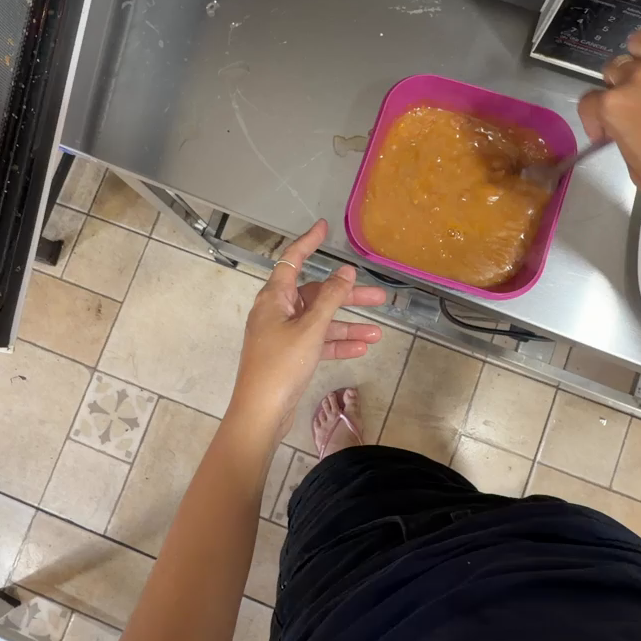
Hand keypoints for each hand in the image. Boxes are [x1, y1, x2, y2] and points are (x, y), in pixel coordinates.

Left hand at [230, 220, 386, 429]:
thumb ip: (330, 299)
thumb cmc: (282, 365)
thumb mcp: (311, 329)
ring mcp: (282, 335)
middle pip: (315, 295)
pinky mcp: (289, 356)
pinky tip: (361, 348)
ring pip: (319, 321)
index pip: (293, 260)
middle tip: (379, 296)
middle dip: (346, 296)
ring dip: (347, 326)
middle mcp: (276, 312)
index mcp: (274, 298)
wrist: (261, 413)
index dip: (309, 243)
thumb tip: (345, 272)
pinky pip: (316, 342)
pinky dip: (336, 344)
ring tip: (378, 333)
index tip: (324, 227)